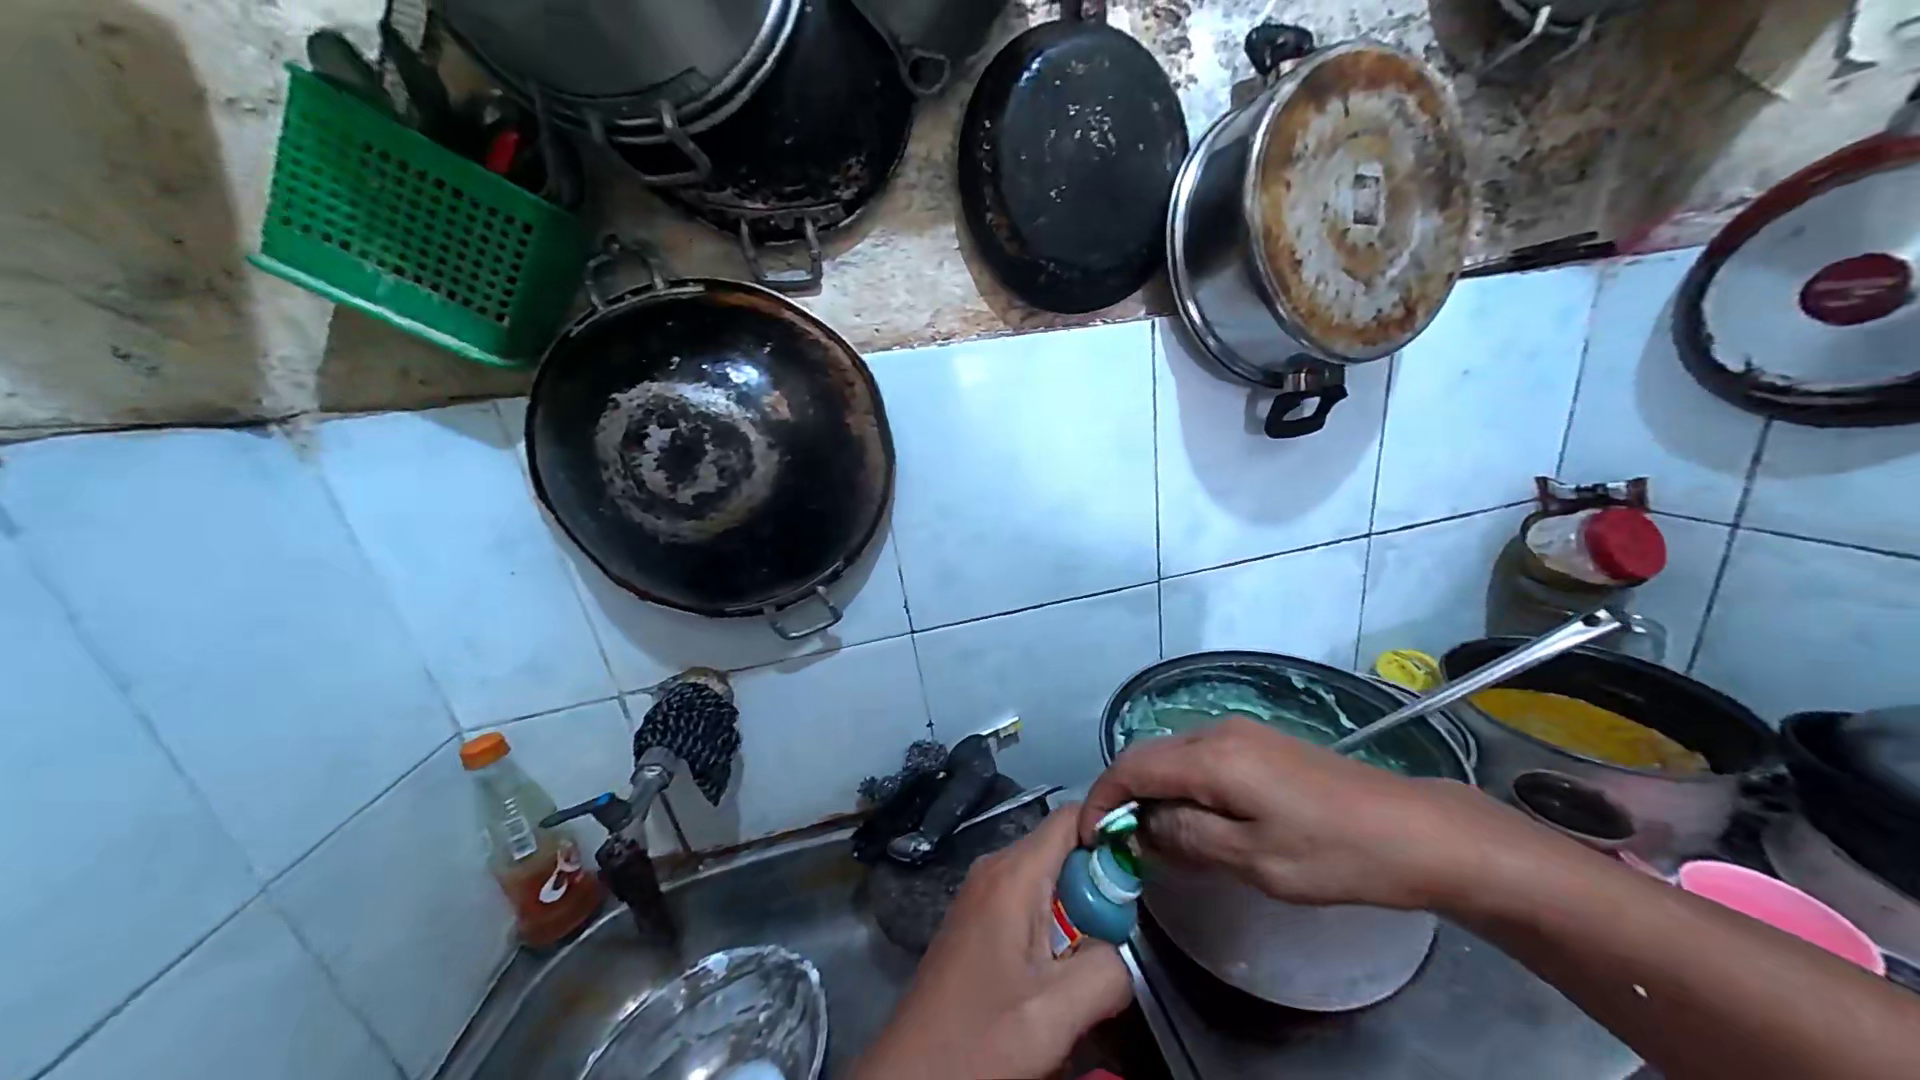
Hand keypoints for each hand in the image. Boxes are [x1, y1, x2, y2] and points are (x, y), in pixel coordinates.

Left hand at [851, 806, 1132, 1079]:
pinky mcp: (978, 917)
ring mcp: (982, 891)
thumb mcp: (1056, 1012)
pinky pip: (1029, 899)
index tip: (1140, 870)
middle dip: (1098, 883)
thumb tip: (1122, 950)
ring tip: (1090, 958)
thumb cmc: (980, 1035)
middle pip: (1063, 848)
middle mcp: (994, 868)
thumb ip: (1107, 970)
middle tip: (1119, 931)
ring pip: (1048, 877)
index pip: (1072, 817)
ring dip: (1078, 910)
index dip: (1110, 831)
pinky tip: (1056, 969)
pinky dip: (1054, 922)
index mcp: (1013, 873)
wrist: (911, 1072)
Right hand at [1081, 714, 1523, 909]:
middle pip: (1147, 757)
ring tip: (1157, 840)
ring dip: (1154, 793)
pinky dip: (1181, 787)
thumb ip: (1187, 838)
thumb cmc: (1334, 853)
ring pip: (1172, 757)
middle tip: (1120, 844)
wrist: (1414, 830)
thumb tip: (1143, 827)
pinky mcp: (1258, 742)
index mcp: (1212, 758)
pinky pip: (1199, 760)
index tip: (1089, 838)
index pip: (1131, 768)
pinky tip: (1196, 821)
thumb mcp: (1254, 860)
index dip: (1101, 800)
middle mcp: (1217, 731)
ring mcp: (1240, 732)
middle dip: (1125, 797)